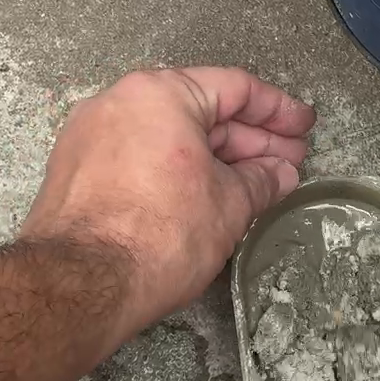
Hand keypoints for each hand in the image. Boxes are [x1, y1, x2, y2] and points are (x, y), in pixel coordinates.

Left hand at [20, 67, 314, 347]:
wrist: (75, 291)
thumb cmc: (157, 234)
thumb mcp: (231, 203)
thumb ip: (263, 179)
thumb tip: (280, 174)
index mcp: (161, 93)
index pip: (236, 89)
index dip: (279, 110)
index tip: (304, 126)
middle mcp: (122, 103)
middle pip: (203, 111)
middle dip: (251, 140)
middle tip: (289, 160)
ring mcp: (93, 137)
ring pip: (173, 136)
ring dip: (219, 157)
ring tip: (259, 182)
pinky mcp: (77, 172)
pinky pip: (144, 156)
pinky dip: (181, 169)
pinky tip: (212, 193)